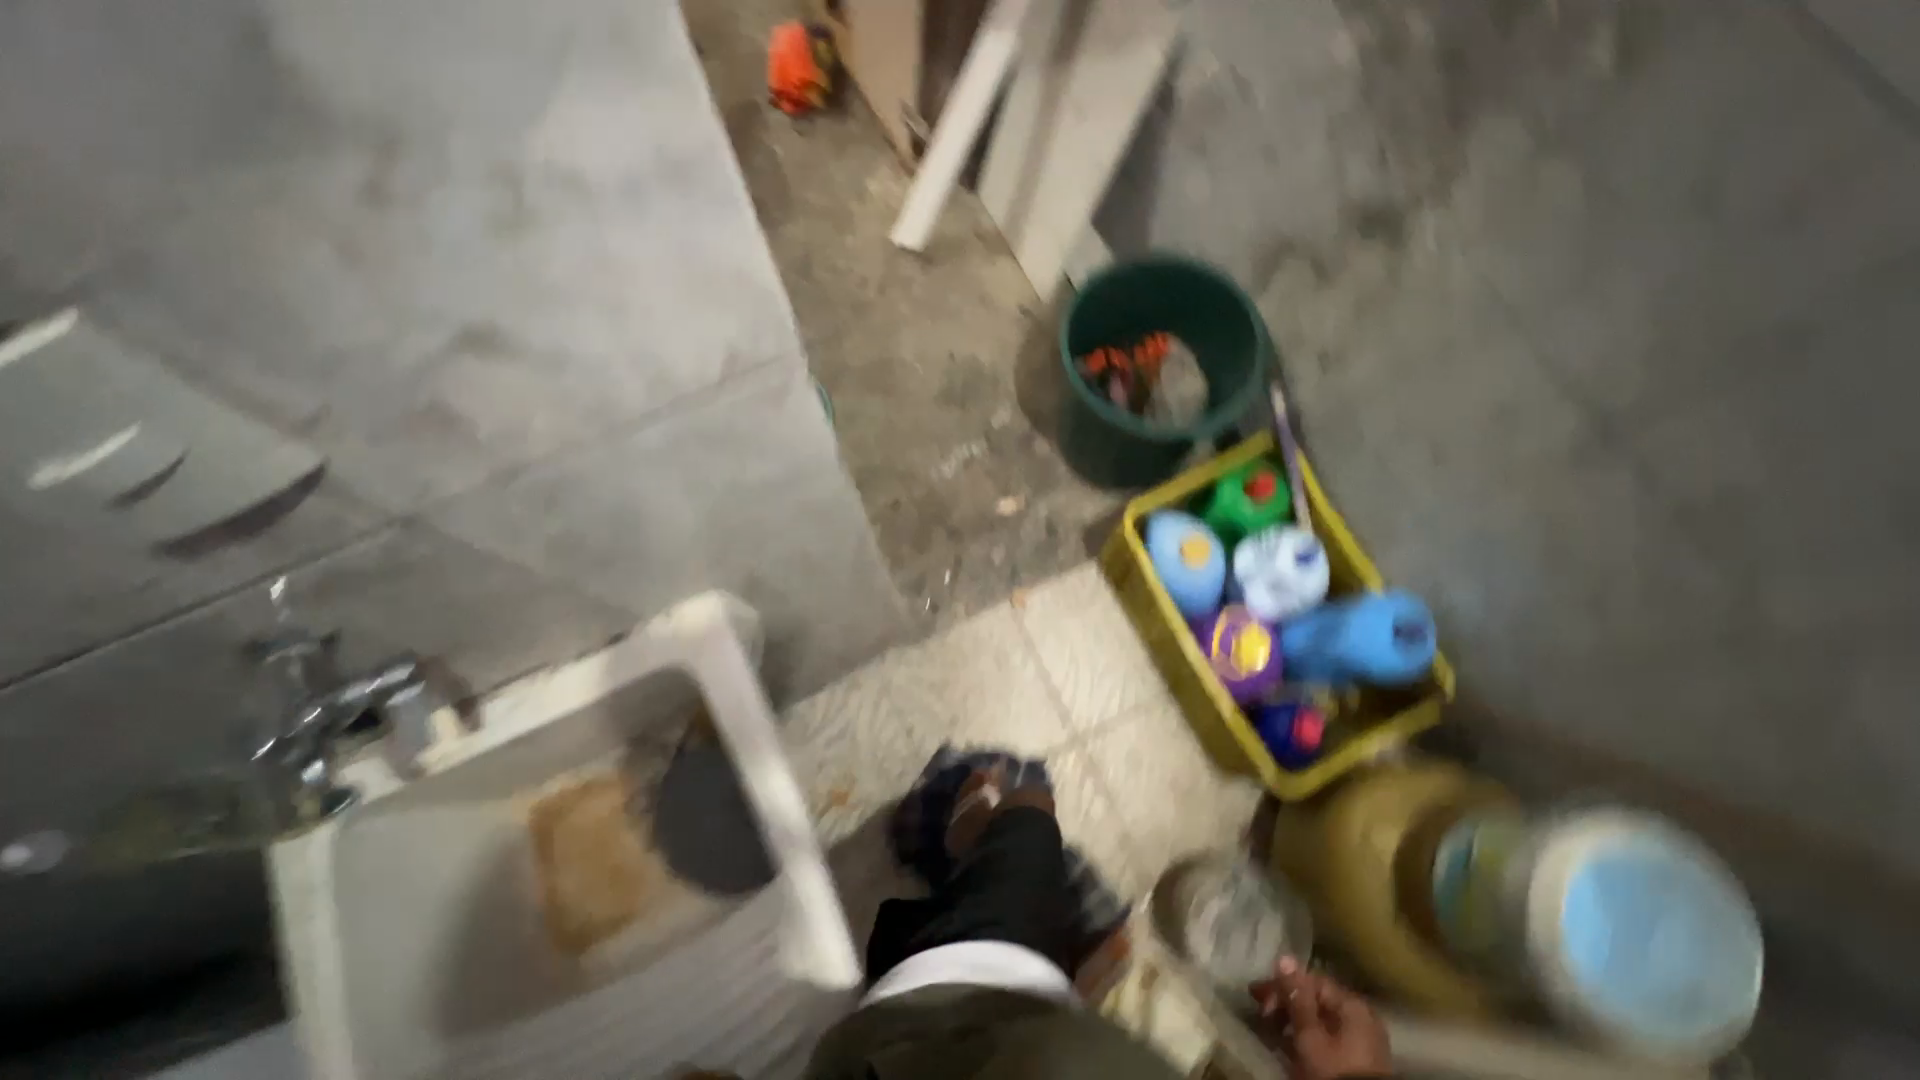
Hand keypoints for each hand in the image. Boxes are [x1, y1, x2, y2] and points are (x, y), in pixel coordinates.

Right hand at [1248, 957, 1391, 1079]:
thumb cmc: (1333, 1069)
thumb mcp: (1309, 1035)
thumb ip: (1297, 997)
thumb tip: (1285, 957)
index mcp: (1352, 1005)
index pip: (1312, 981)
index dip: (1283, 986)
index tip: (1258, 997)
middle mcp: (1361, 1015)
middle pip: (1317, 999)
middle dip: (1286, 1003)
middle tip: (1261, 1012)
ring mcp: (1362, 1039)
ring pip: (1321, 1019)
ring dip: (1294, 1021)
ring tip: (1271, 1030)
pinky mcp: (1358, 1059)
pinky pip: (1328, 1037)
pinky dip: (1308, 1038)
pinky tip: (1290, 1045)